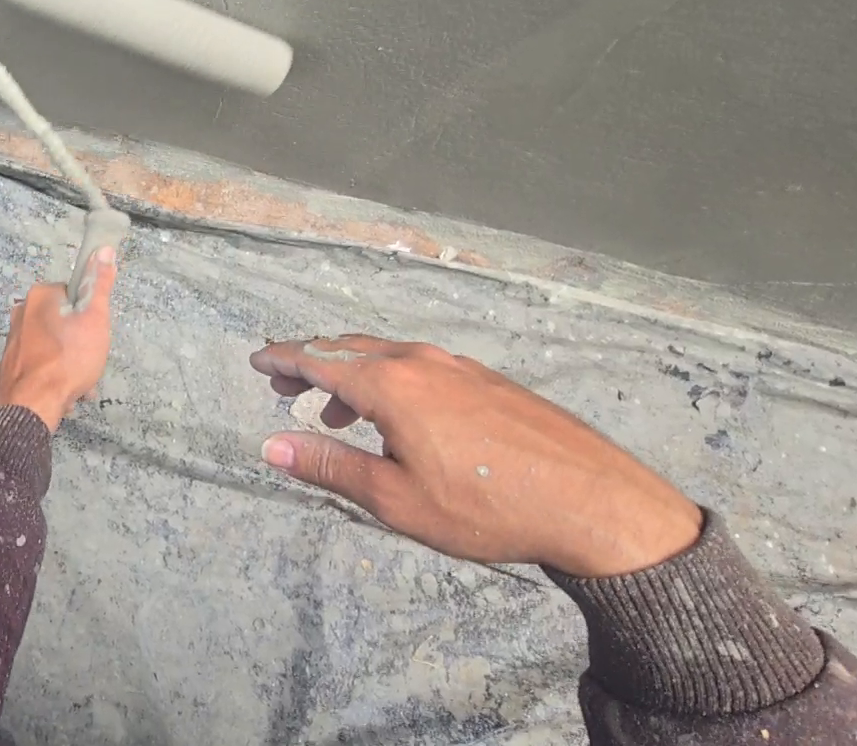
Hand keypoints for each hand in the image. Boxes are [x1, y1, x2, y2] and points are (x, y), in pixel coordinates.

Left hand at [0, 248, 117, 431]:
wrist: (31, 405)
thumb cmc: (64, 362)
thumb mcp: (94, 318)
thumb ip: (99, 284)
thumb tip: (105, 251)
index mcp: (39, 295)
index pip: (73, 295)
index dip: (89, 316)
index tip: (93, 333)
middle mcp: (21, 313)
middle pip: (64, 322)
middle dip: (79, 343)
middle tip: (87, 360)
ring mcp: (14, 340)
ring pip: (54, 346)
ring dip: (70, 363)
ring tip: (77, 381)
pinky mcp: (12, 364)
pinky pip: (42, 364)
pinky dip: (55, 376)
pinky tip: (64, 392)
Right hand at [252, 335, 701, 577]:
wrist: (600, 506)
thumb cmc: (484, 507)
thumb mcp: (394, 497)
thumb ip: (328, 465)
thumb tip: (269, 446)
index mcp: (387, 383)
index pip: (316, 358)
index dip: (281, 359)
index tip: (256, 361)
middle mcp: (416, 361)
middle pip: (346, 349)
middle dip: (310, 363)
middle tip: (285, 387)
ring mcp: (455, 366)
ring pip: (383, 356)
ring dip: (349, 374)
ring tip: (337, 412)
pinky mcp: (486, 379)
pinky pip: (416, 365)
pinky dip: (386, 379)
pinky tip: (398, 414)